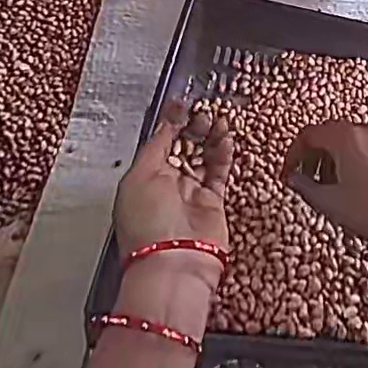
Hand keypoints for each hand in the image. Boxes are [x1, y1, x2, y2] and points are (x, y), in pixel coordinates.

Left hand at [114, 103, 233, 283]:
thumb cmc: (149, 225)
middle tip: (204, 112)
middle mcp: (167, 183)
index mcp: (144, 177)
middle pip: (185, 145)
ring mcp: (191, 192)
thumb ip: (157, 144)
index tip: (184, 104)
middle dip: (194, 127)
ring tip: (219, 121)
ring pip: (204, 155)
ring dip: (211, 136)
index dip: (173, 122)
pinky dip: (224, 154)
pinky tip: (227, 139)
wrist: (175, 263)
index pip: (162, 141)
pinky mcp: (213, 201)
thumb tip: (167, 121)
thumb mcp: (141, 175)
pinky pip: (220, 171)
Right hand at [280, 121, 367, 246]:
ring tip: (325, 186)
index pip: (308, 134)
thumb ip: (304, 186)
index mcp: (345, 137)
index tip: (287, 173)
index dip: (292, 154)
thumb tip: (293, 179)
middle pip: (327, 133)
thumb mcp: (329, 203)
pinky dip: (348, 159)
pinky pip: (362, 146)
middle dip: (311, 156)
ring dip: (329, 158)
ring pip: (345, 140)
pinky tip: (348, 184)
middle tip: (302, 179)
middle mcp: (363, 130)